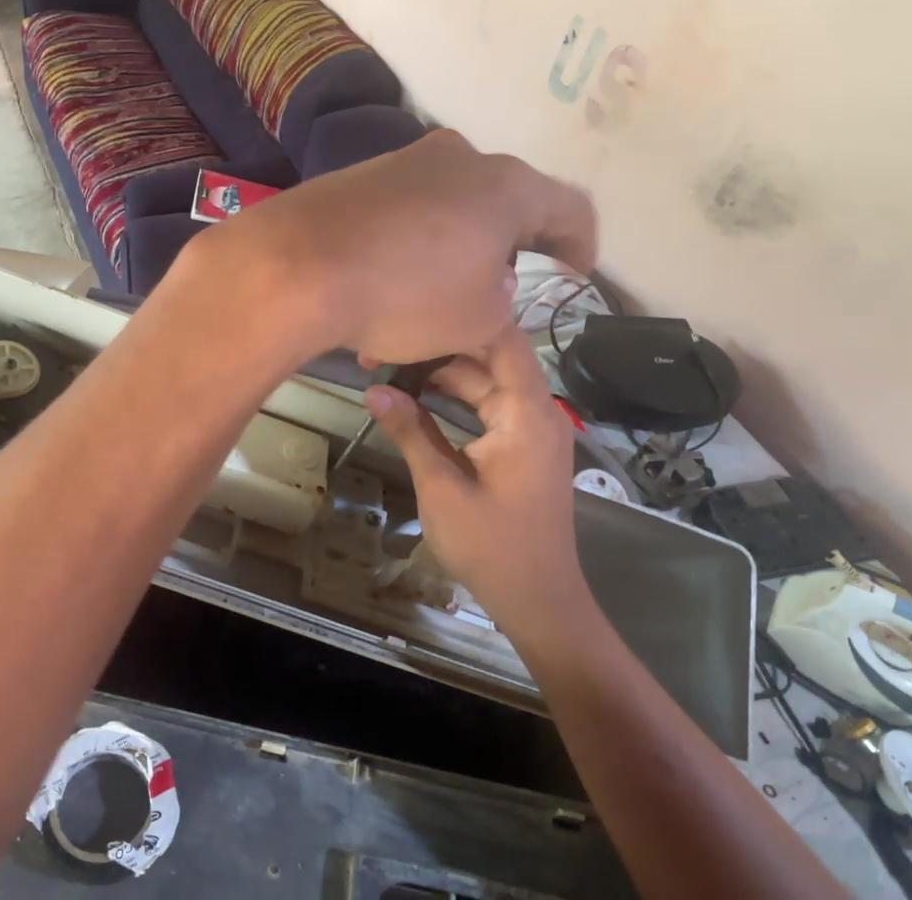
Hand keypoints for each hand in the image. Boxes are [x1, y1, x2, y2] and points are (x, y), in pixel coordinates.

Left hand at [185, 129, 596, 362]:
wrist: (295, 267)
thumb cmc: (407, 294)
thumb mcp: (478, 320)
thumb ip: (502, 301)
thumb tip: (488, 281)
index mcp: (506, 186)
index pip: (569, 208)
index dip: (581, 245)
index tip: (574, 274)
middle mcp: (457, 160)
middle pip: (500, 207)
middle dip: (500, 255)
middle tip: (491, 298)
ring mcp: (400, 163)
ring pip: (442, 215)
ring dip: (442, 263)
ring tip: (418, 319)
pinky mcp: (353, 179)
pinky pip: (396, 218)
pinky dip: (400, 256)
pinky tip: (375, 301)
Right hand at [363, 326, 585, 630]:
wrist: (538, 599)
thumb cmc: (492, 545)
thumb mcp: (442, 487)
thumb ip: (411, 432)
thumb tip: (373, 390)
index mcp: (527, 413)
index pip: (503, 339)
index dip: (460, 318)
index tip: (410, 313)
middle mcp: (538, 412)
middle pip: (492, 357)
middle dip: (442, 348)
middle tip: (386, 348)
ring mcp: (534, 430)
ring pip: (489, 382)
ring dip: (447, 374)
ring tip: (395, 367)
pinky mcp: (525, 448)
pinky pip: (493, 406)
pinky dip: (460, 399)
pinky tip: (421, 397)